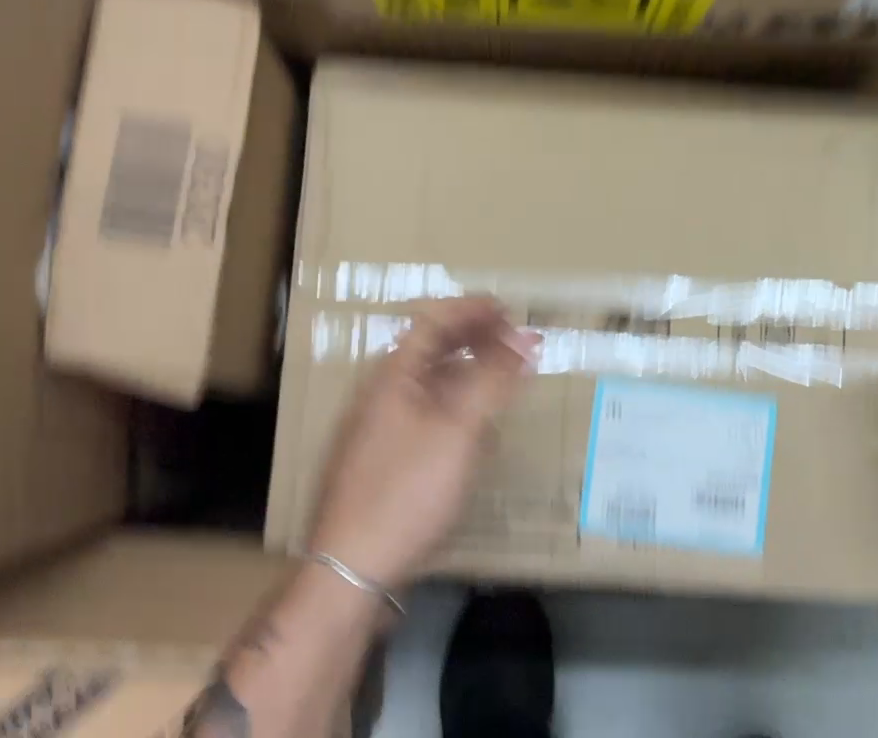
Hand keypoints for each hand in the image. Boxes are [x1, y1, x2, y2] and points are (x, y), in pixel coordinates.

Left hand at [308, 297, 539, 589]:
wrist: (350, 568)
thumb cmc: (406, 492)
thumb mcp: (459, 431)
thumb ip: (493, 380)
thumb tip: (526, 339)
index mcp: (393, 376)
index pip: (433, 322)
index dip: (472, 310)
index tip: (510, 309)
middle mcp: (380, 394)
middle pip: (428, 349)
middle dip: (472, 337)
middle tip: (512, 338)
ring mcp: (377, 428)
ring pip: (427, 383)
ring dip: (466, 369)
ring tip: (501, 373)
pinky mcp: (381, 460)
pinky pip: (424, 412)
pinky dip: (455, 403)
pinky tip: (473, 425)